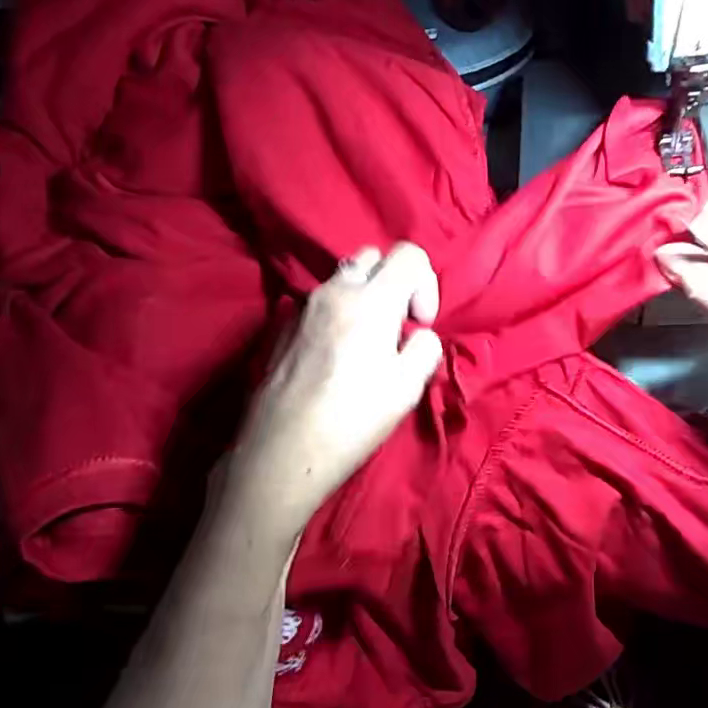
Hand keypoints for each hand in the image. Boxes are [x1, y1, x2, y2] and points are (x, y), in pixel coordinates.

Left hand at [220, 243, 443, 533]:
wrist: (281, 453)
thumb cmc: (353, 420)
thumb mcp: (409, 386)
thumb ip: (425, 347)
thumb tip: (416, 336)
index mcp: (370, 301)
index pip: (409, 254)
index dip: (426, 285)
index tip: (420, 325)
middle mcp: (333, 292)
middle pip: (373, 257)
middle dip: (394, 283)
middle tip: (397, 326)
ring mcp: (301, 308)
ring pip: (343, 278)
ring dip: (366, 297)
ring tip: (367, 342)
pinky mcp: (281, 328)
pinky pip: (320, 303)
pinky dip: (339, 315)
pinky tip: (336, 358)